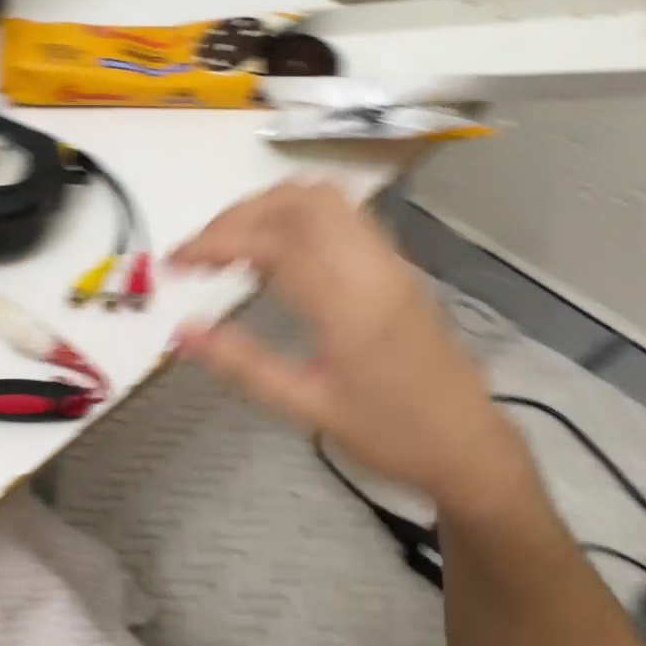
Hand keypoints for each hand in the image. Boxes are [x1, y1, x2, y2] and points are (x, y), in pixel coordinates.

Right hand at [170, 182, 529, 505]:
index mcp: (351, 306)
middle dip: (239, 214)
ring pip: (327, 198)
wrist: (471, 446)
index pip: (274, 244)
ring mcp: (391, 262)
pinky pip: (343, 216)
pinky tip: (274, 253)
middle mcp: (374, 269)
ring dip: (269, 207)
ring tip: (230, 245)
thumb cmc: (389, 436)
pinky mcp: (397, 266)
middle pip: (301, 201)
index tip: (174, 263)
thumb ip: (242, 365)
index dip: (215, 242)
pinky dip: (296, 217)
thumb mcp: (307, 409)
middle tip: (201, 251)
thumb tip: (183, 333)